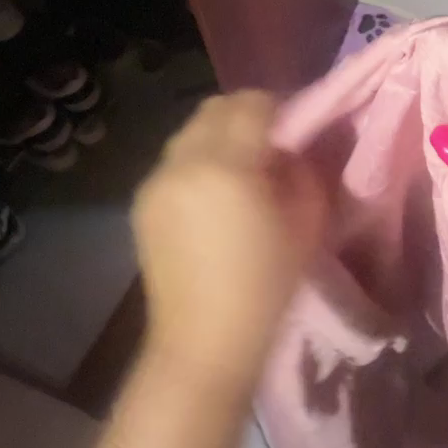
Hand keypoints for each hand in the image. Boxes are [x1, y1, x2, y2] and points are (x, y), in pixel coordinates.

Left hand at [133, 91, 328, 391]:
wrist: (203, 343)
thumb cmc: (266, 286)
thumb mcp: (306, 223)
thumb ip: (302, 171)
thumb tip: (290, 149)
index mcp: (228, 165)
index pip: (253, 104)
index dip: (279, 108)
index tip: (295, 129)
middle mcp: (184, 162)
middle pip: (216, 107)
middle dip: (247, 113)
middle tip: (271, 142)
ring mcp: (156, 181)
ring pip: (190, 131)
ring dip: (219, 134)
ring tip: (241, 168)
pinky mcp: (142, 202)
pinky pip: (174, 161)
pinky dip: (197, 160)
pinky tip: (214, 195)